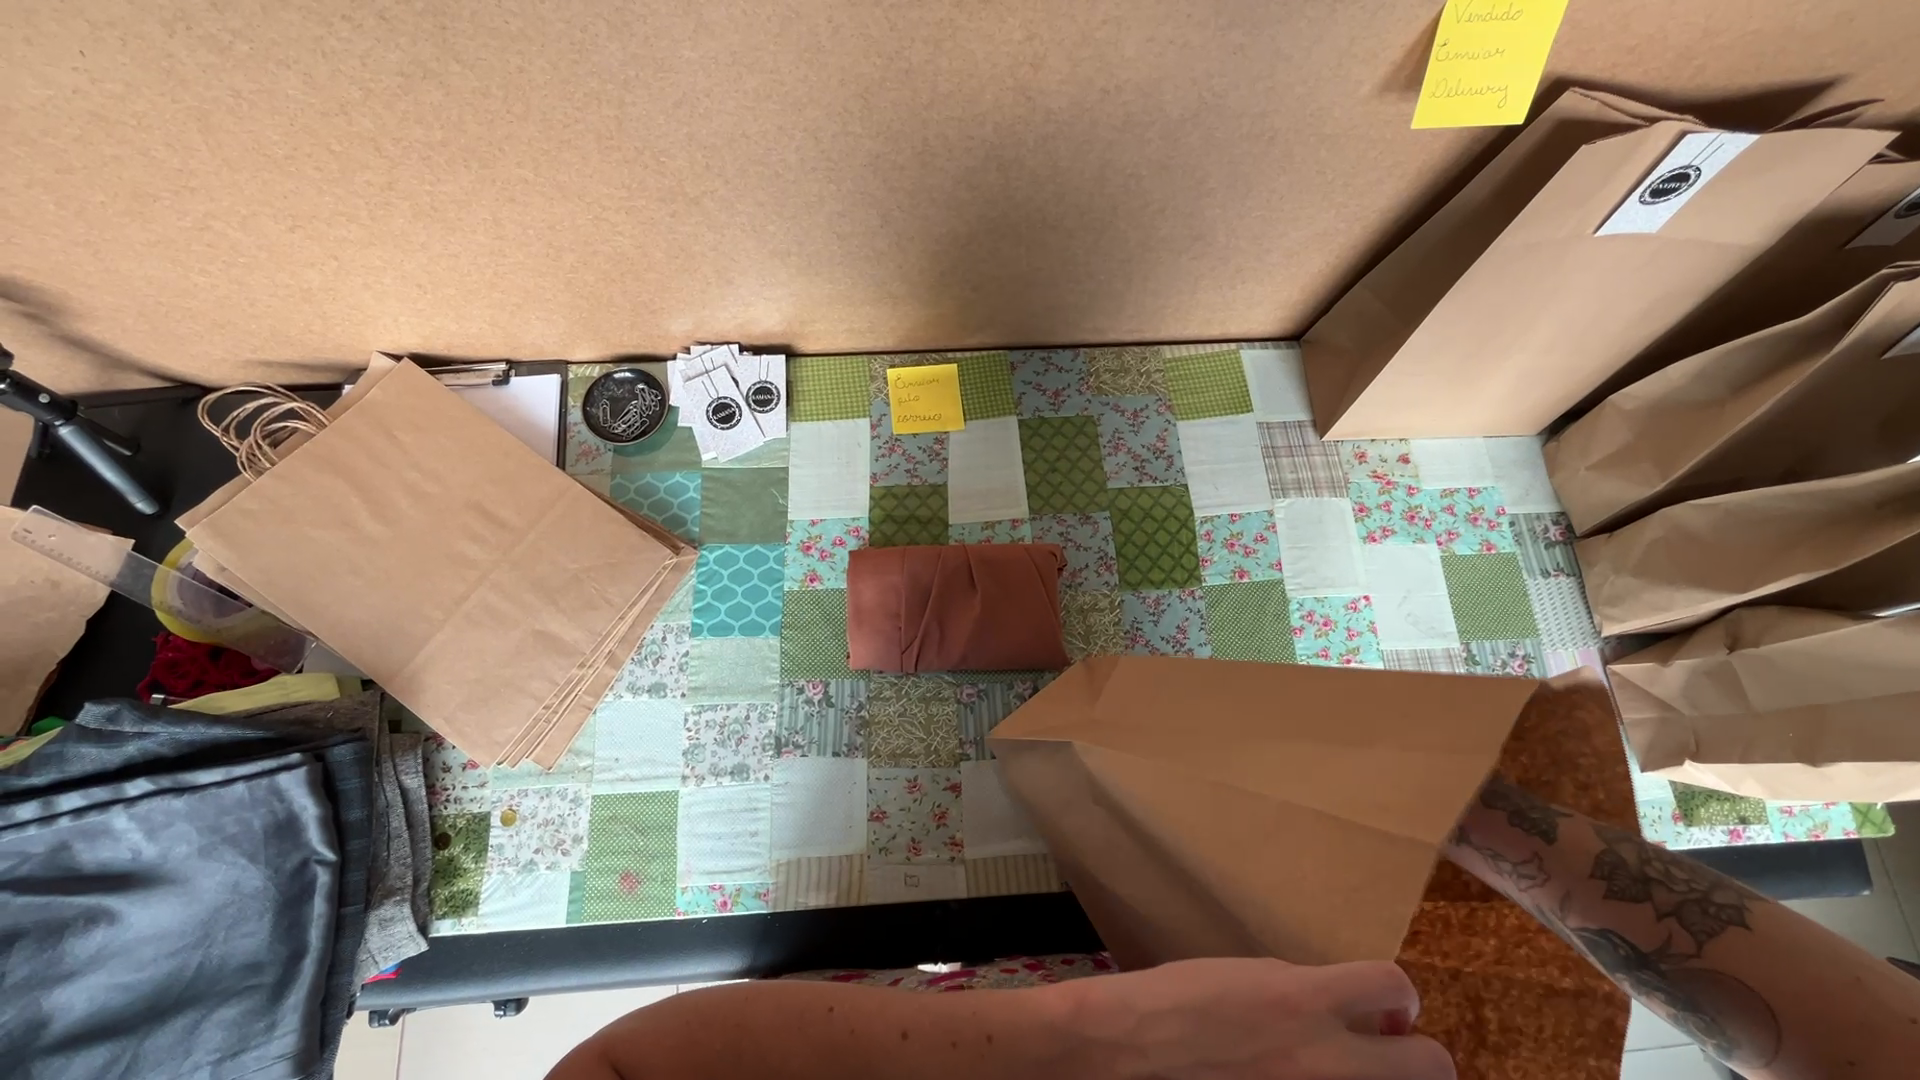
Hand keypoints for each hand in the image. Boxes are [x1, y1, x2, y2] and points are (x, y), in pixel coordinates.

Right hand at [1048, 957, 1453, 1078]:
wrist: (1135, 1051)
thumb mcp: (1246, 975)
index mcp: (1305, 999)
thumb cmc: (1179, 999)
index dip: (1395, 993)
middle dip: (1416, 1051)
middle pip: (1434, 1065)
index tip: (1383, 1003)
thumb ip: (1303, 991)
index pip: (1393, 985)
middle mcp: (1328, 1057)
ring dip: (1387, 1077)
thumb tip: (1343, 1006)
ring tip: (1351, 1068)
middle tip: (1386, 1047)